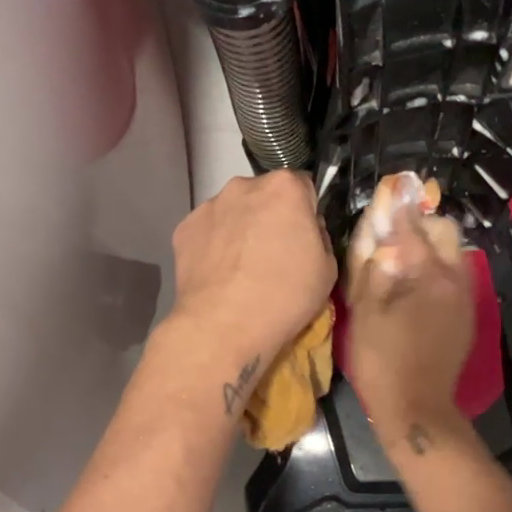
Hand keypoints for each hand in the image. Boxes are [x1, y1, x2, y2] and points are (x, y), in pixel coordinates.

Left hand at [170, 171, 336, 359]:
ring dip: (240, 229)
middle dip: (270, 216)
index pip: (303, 186)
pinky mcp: (184, 228)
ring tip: (241, 268)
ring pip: (233, 211)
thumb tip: (304, 231)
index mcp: (284, 187)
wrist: (223, 326)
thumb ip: (318, 235)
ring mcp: (209, 206)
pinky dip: (214, 245)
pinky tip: (219, 275)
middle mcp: (243, 186)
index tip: (303, 237)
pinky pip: (208, 231)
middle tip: (273, 254)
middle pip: (264, 195)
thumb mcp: (327, 268)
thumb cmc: (285, 296)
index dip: (306, 212)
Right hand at [346, 206, 473, 432]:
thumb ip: (371, 262)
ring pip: (454, 253)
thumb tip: (377, 226)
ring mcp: (466, 298)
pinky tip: (414, 287)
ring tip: (402, 261)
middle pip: (446, 231)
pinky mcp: (467, 316)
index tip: (390, 189)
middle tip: (394, 234)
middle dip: (422, 224)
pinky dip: (437, 270)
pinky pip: (455, 277)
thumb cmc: (382, 359)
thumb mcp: (364, 308)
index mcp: (429, 273)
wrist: (417, 408)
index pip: (415, 223)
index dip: (400, 205)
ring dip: (431, 247)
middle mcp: (456, 278)